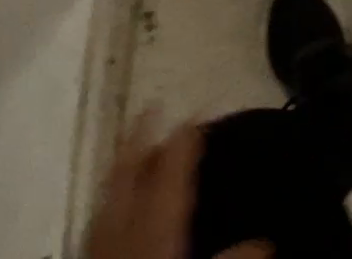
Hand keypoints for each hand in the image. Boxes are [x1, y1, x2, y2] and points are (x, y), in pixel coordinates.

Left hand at [86, 113, 270, 258]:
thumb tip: (266, 244)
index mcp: (157, 224)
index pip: (171, 169)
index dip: (183, 138)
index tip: (195, 114)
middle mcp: (124, 224)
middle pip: (129, 168)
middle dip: (141, 135)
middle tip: (153, 107)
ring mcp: (98, 242)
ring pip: (109, 188)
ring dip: (124, 161)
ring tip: (137, 145)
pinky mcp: (85, 258)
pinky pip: (98, 213)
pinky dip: (110, 193)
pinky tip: (114, 201)